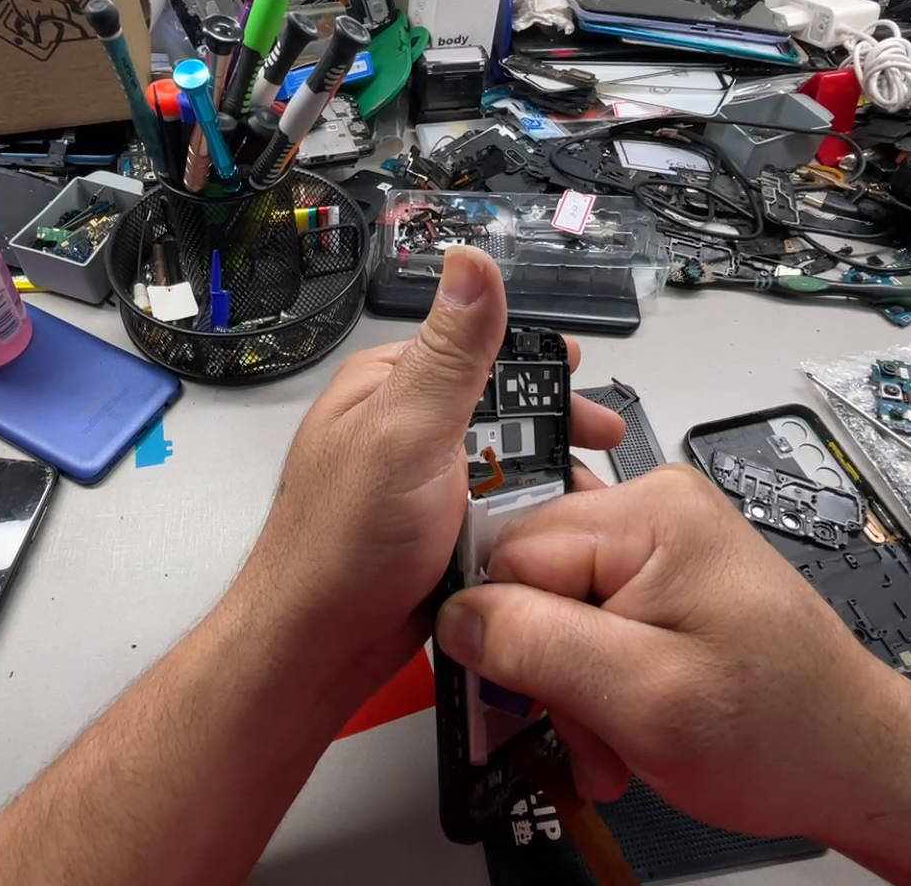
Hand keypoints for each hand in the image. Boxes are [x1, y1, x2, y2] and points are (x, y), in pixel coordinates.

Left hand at [236, 245, 625, 696]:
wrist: (315, 647)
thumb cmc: (342, 541)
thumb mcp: (408, 430)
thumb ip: (451, 351)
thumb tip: (470, 264)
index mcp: (387, 386)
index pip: (472, 348)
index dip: (533, 363)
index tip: (579, 377)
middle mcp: (398, 426)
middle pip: (491, 407)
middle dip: (548, 424)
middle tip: (595, 440)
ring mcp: (413, 479)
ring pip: (494, 460)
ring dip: (540, 473)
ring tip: (581, 493)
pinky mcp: (427, 525)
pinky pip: (486, 507)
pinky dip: (519, 514)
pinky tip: (545, 531)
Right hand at [433, 463, 910, 840]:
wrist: (859, 763)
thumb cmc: (786, 731)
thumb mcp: (647, 700)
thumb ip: (539, 647)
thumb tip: (457, 616)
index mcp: (650, 512)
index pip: (514, 548)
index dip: (508, 628)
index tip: (522, 692)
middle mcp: (650, 505)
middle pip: (531, 572)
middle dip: (542, 658)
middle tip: (583, 722)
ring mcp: (655, 536)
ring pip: (551, 596)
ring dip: (566, 673)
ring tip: (611, 731)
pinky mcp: (657, 567)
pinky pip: (584, 605)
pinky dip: (588, 665)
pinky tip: (617, 710)